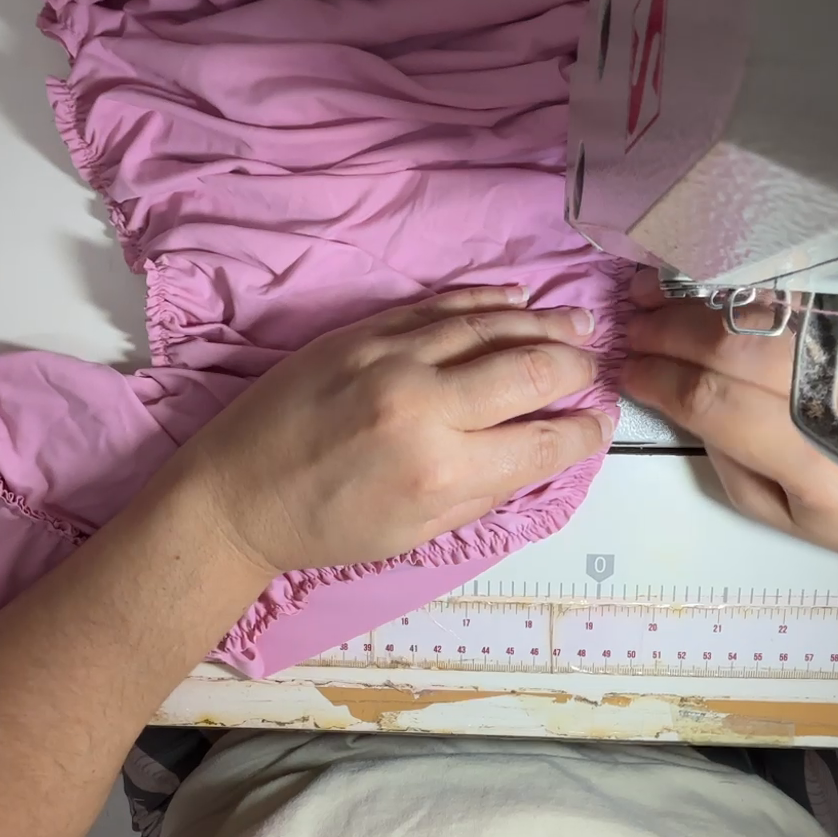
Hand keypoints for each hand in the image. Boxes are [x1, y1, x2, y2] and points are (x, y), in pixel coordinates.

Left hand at [168, 286, 612, 574]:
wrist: (238, 493)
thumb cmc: (326, 528)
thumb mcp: (415, 536)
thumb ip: (484, 492)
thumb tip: (539, 454)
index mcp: (442, 471)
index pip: (542, 444)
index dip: (582, 434)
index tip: (599, 425)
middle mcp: (425, 405)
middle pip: (530, 371)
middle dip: (576, 370)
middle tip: (595, 371)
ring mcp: (391, 357)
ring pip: (493, 326)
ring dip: (546, 325)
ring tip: (582, 326)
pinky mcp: (362, 332)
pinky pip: (441, 306)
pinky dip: (487, 300)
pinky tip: (519, 300)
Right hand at [620, 278, 837, 582]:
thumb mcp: (781, 514)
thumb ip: (727, 456)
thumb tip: (686, 396)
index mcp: (819, 459)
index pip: (714, 400)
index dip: (660, 380)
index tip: (626, 372)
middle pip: (736, 345)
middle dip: (669, 332)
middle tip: (630, 326)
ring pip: (773, 308)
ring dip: (704, 297)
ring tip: (658, 291)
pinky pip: (816, 290)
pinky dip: (758, 283)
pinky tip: (720, 282)